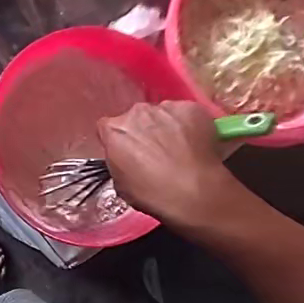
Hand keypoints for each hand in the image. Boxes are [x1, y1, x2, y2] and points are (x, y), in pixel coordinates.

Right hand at [96, 101, 244, 230]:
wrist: (195, 192)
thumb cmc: (154, 194)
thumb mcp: (120, 185)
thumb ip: (118, 161)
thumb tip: (126, 158)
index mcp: (114, 130)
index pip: (108, 128)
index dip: (118, 140)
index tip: (127, 152)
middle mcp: (137, 113)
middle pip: (136, 118)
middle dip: (143, 132)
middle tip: (155, 153)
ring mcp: (165, 108)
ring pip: (161, 115)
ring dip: (165, 128)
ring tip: (178, 151)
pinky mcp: (191, 108)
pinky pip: (185, 114)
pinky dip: (188, 126)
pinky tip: (193, 145)